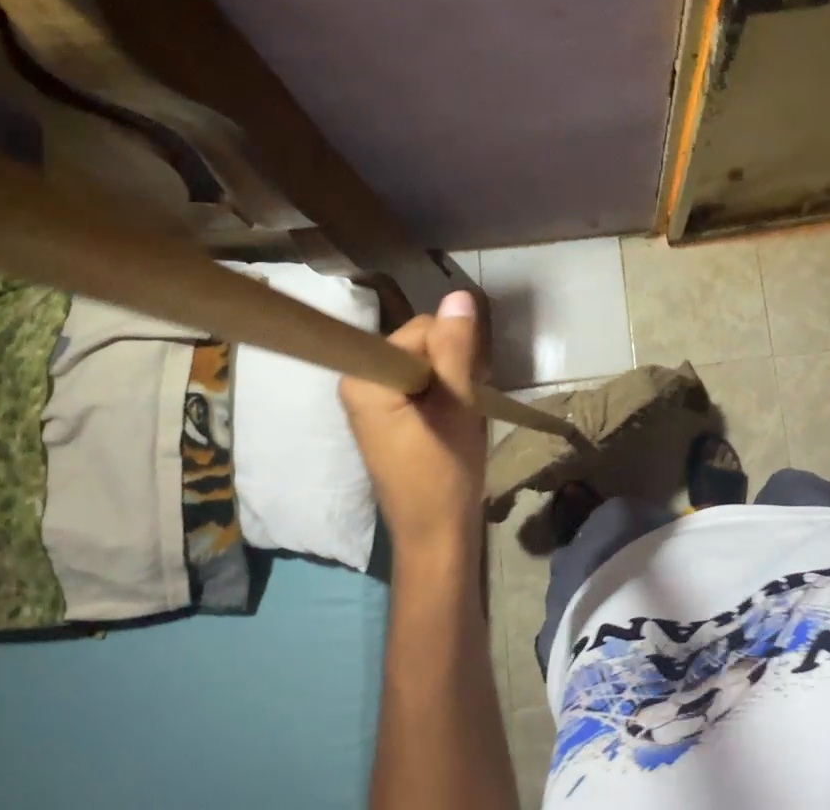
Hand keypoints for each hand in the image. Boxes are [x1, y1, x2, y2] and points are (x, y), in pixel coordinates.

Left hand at [340, 291, 487, 553]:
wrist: (437, 533)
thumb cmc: (443, 472)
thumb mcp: (456, 406)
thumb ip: (456, 350)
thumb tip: (460, 297)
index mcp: (364, 377)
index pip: (421, 330)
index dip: (454, 349)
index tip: (471, 382)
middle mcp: (359, 381)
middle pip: (421, 342)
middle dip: (455, 362)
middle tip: (470, 400)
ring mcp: (371, 399)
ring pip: (427, 361)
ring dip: (454, 378)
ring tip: (464, 411)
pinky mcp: (387, 414)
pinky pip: (422, 381)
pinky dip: (445, 391)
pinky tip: (456, 415)